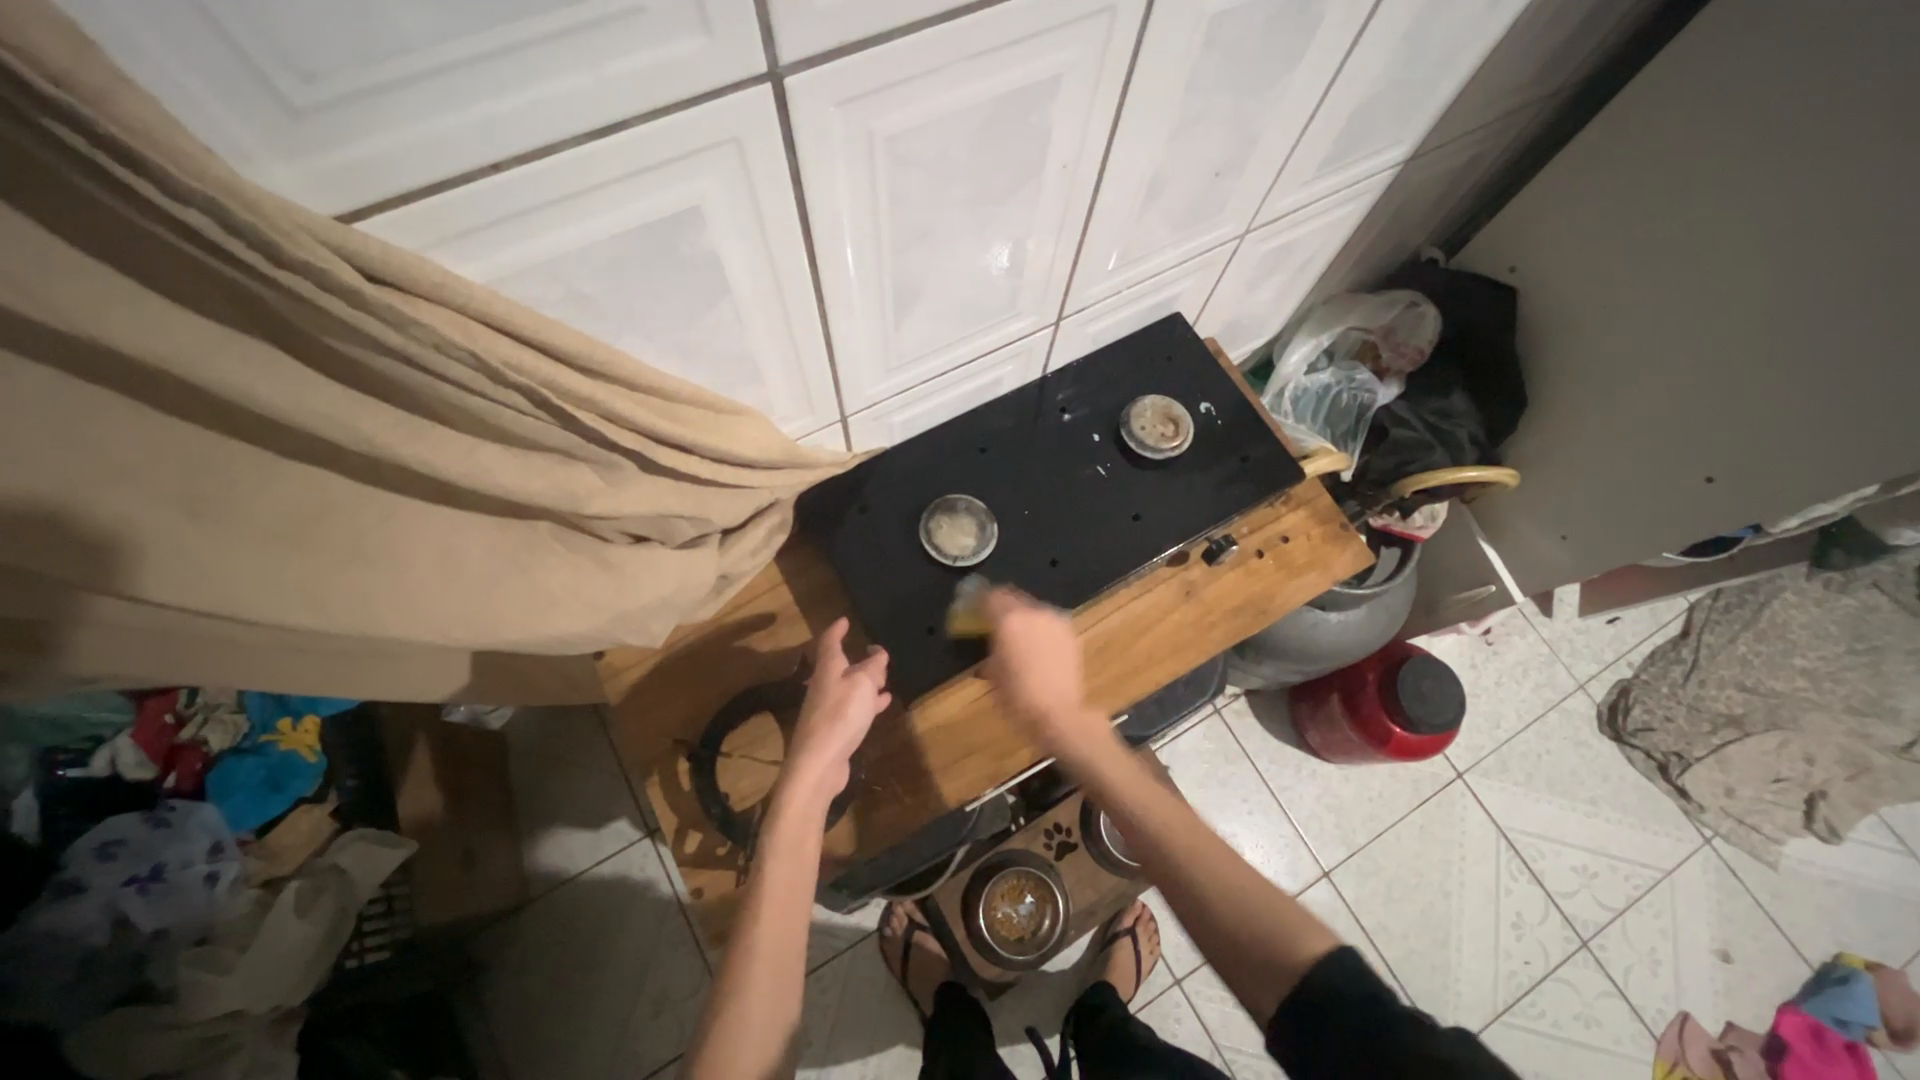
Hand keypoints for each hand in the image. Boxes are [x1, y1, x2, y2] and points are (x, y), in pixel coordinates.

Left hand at [785, 618, 890, 799]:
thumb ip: (872, 666)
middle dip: (858, 659)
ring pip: (849, 687)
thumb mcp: (863, 683)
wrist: (819, 761)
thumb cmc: (841, 714)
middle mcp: (824, 685)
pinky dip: (868, 702)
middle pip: (840, 666)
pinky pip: (854, 707)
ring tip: (885, 679)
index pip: (830, 641)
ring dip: (866, 682)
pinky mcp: (835, 729)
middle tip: (876, 654)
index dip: (837, 630)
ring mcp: (828, 708)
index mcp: (828, 668)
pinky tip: (882, 704)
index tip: (845, 621)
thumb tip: (878, 653)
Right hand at [981, 587, 1112, 759]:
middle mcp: (1033, 612)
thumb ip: (991, 647)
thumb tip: (993, 640)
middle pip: (1013, 596)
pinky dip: (1040, 628)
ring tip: (1018, 636)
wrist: (1058, 713)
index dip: (980, 601)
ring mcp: (1055, 620)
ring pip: (1033, 608)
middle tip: (994, 621)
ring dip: (1023, 616)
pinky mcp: (1071, 632)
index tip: (974, 610)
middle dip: (1002, 606)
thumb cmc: (1017, 697)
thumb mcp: (992, 673)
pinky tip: (1037, 646)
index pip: (990, 596)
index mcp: (1008, 620)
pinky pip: (1049, 621)